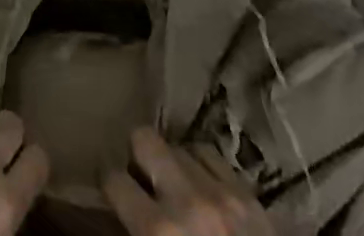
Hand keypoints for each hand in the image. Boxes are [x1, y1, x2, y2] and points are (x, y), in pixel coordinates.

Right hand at [101, 129, 270, 235]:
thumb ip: (138, 235)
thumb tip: (121, 217)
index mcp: (158, 230)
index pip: (112, 178)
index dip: (111, 186)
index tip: (116, 194)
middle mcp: (187, 201)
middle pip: (145, 139)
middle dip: (138, 156)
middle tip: (144, 179)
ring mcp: (224, 196)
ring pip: (182, 147)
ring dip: (175, 164)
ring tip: (178, 186)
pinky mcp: (253, 200)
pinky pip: (215, 160)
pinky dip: (204, 169)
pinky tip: (205, 190)